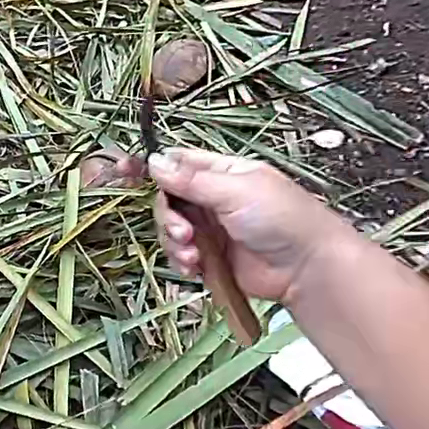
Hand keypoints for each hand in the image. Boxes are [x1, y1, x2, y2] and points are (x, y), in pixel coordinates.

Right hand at [150, 147, 358, 304]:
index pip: (177, 163)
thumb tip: (153, 160)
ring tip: (194, 253)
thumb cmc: (281, 218)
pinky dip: (182, 261)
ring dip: (174, 242)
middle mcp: (212, 198)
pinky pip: (181, 255)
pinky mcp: (211, 257)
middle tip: (184, 232)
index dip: (150, 167)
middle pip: (167, 200)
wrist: (306, 268)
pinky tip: (195, 267)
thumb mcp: (235, 191)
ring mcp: (211, 229)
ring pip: (171, 230)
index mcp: (221, 172)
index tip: (122, 170)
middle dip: (168, 217)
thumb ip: (191, 180)